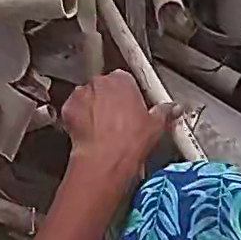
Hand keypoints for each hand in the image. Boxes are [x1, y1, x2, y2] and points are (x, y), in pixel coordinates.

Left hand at [60, 70, 179, 182]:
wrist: (105, 159)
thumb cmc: (128, 141)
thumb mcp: (155, 125)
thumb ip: (164, 112)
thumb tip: (172, 109)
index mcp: (122, 80)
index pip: (126, 81)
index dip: (130, 97)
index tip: (133, 108)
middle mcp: (100, 83)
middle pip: (106, 89)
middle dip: (111, 103)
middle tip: (120, 122)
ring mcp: (81, 94)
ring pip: (89, 98)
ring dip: (95, 110)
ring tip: (105, 131)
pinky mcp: (68, 109)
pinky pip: (74, 111)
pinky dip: (80, 119)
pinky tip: (91, 133)